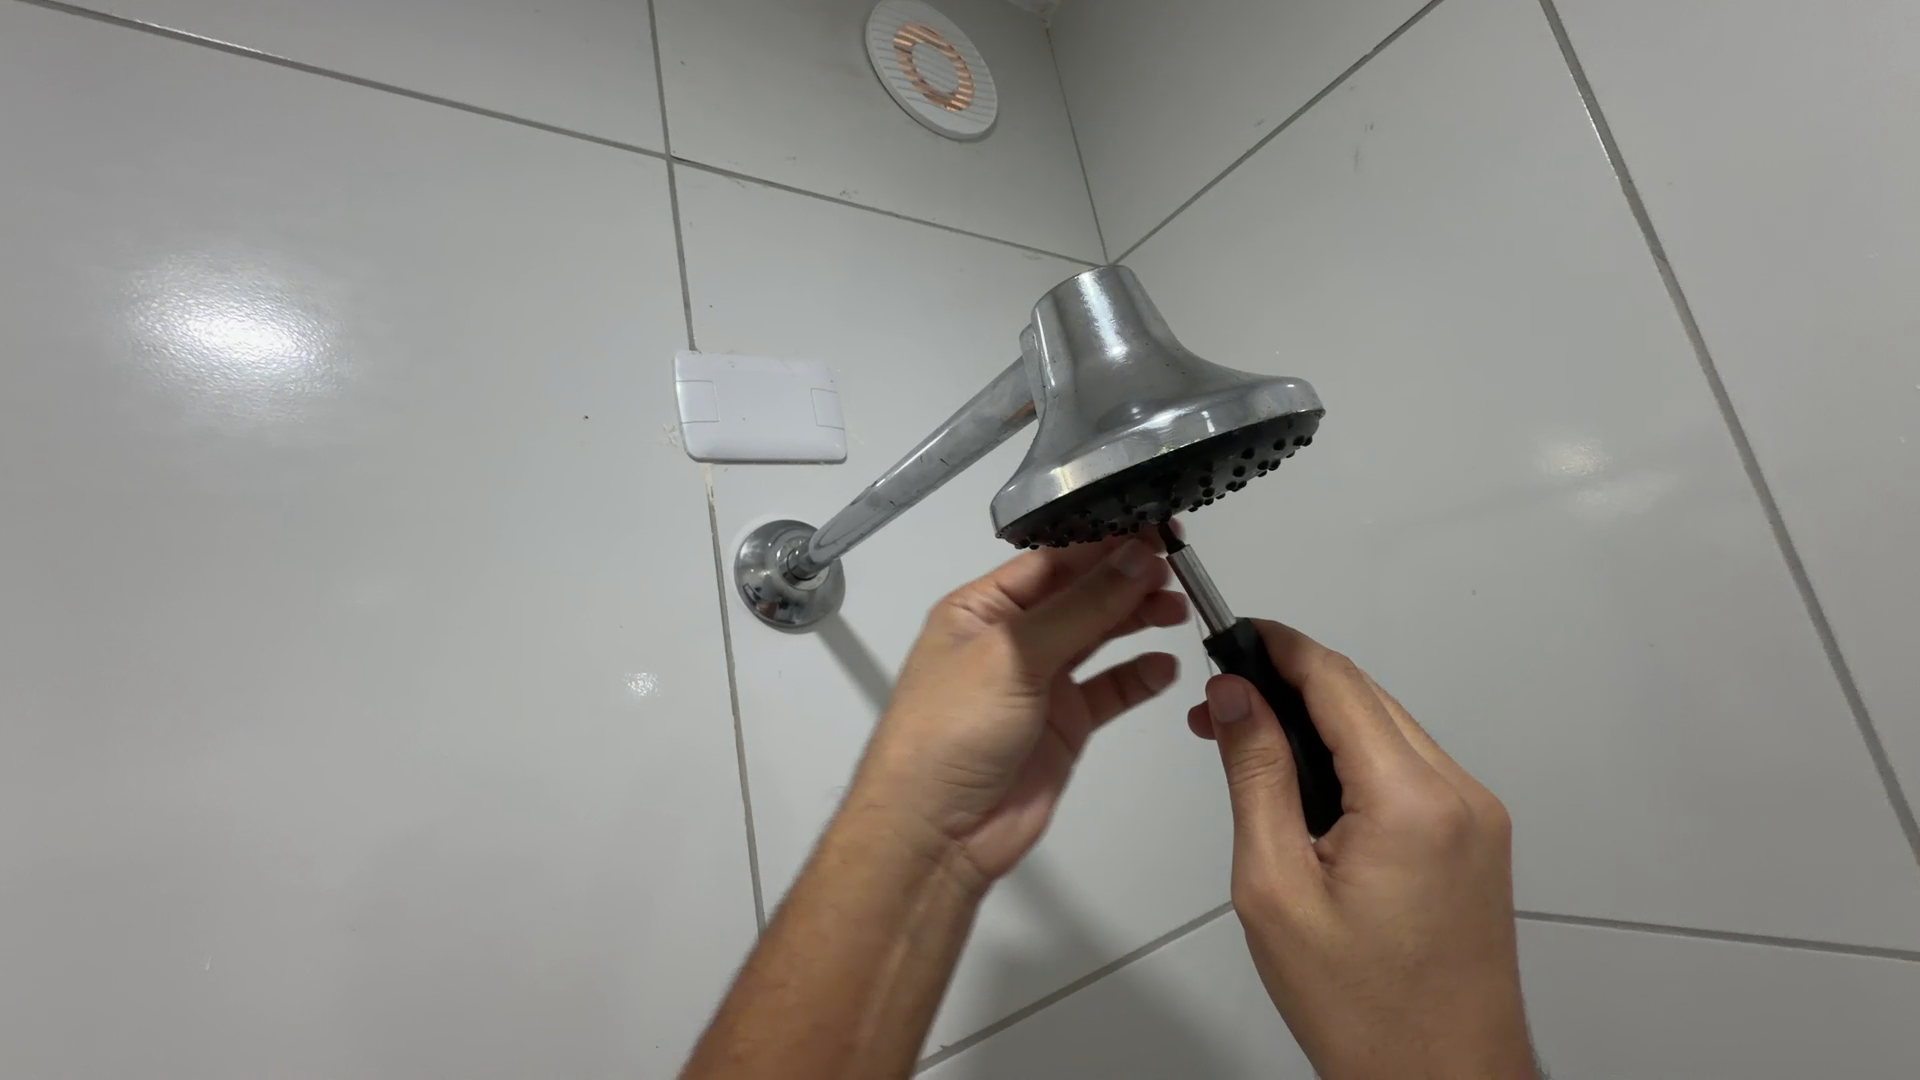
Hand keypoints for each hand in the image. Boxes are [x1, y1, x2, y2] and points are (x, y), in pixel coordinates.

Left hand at [846, 536, 1189, 887]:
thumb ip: (1081, 608)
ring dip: (1135, 619)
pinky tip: (1164, 666)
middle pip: (1078, 595)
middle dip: (1124, 578)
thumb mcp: (1013, 654)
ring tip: (1177, 607)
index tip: (1152, 530)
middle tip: (1176, 566)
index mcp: (982, 608)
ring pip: (1097, 637)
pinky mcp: (1064, 723)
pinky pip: (1108, 690)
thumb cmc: (954, 727)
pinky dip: (1136, 676)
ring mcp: (1040, 681)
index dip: (1101, 544)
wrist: (938, 832)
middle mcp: (1012, 638)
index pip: (1050, 561)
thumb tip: (1136, 557)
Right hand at [1188, 620, 1536, 1079]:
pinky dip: (1343, 750)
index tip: (1228, 633)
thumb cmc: (1353, 1002)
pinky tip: (1297, 775)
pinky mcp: (1472, 836)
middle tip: (1216, 701)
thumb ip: (1255, 773)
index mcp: (1410, 799)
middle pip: (1360, 694)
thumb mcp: (1274, 882)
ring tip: (1243, 737)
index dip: (1278, 644)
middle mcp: (1458, 791)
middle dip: (1284, 680)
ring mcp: (1474, 814)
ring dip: (1310, 715)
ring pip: (1380, 724)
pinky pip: (1399, 762)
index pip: (1336, 681)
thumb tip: (1234, 692)